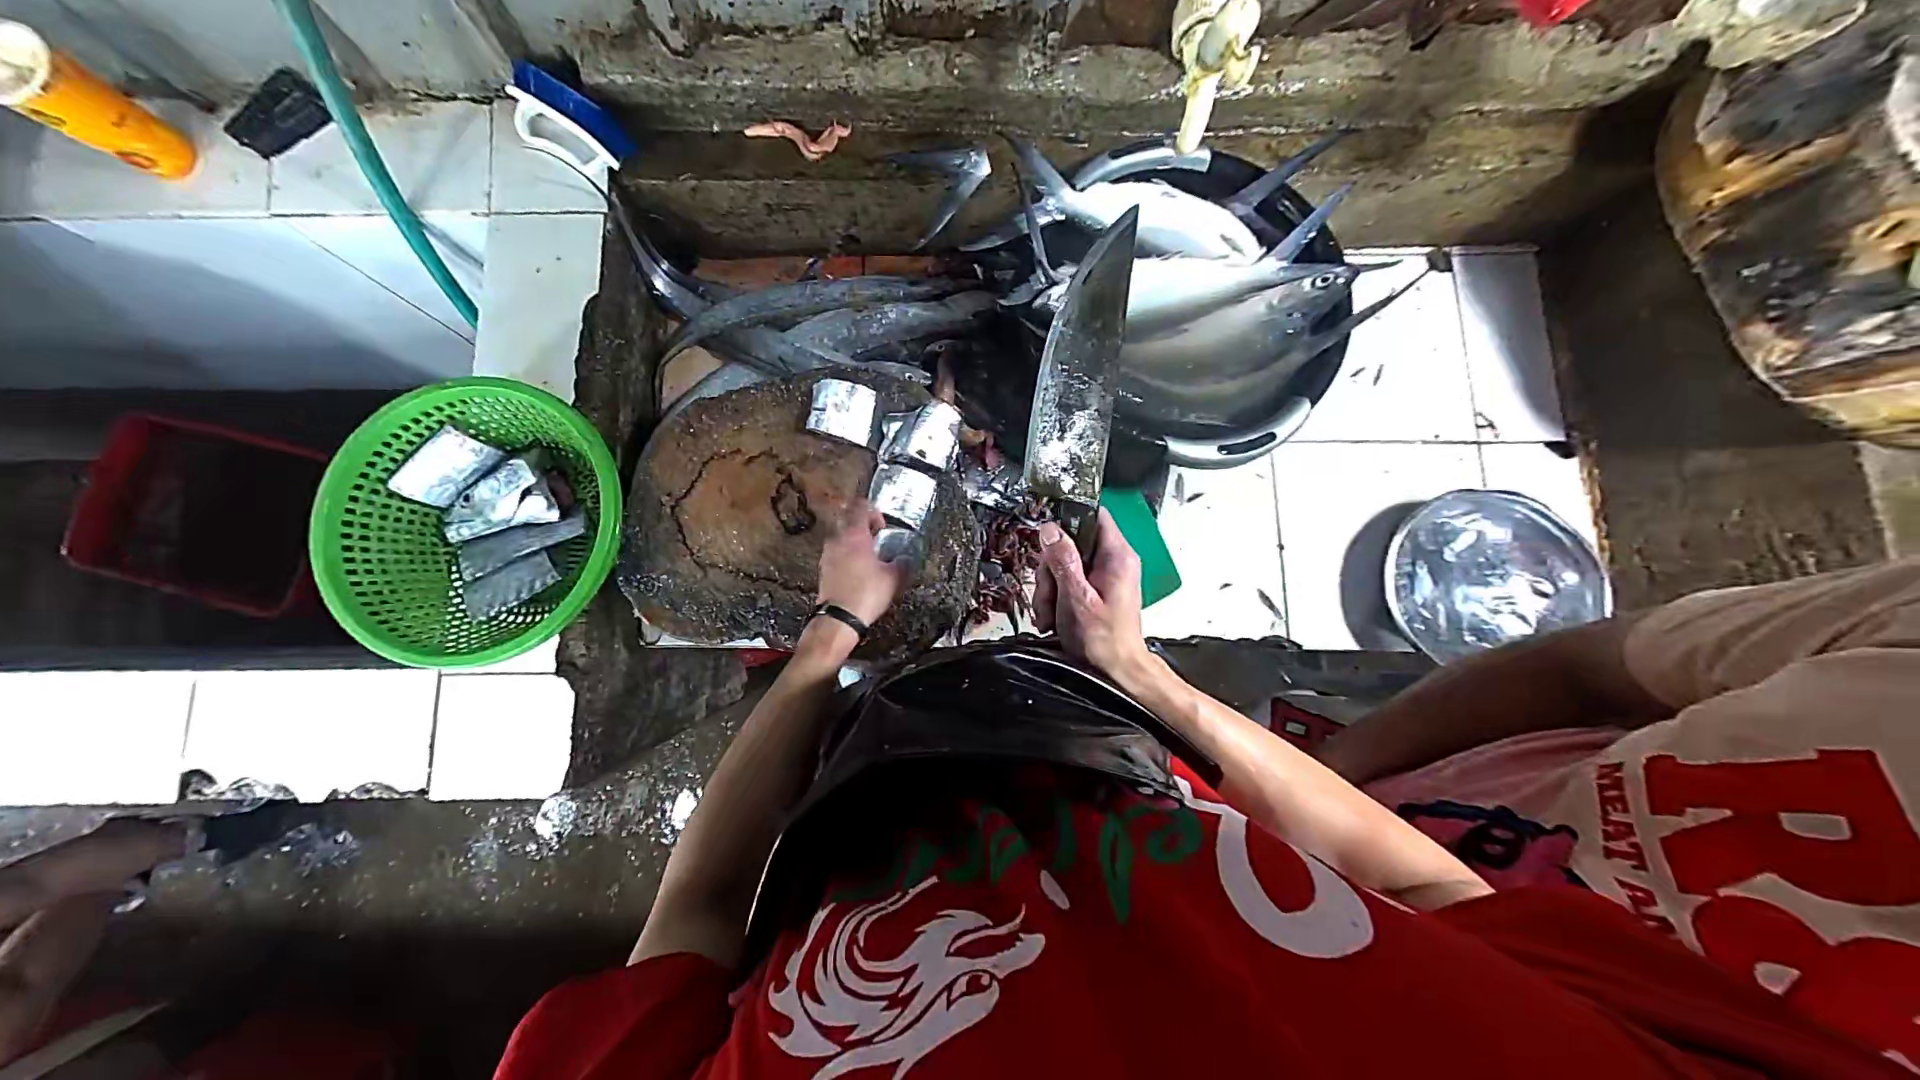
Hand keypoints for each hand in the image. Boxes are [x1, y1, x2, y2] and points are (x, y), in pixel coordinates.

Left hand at [816, 500, 907, 625]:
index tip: (883, 526)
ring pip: (841, 536)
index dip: (874, 512)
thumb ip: (901, 563)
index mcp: (854, 535)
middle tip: (877, 538)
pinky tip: (859, 570)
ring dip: (855, 540)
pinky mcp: (824, 568)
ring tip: (870, 556)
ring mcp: (827, 554)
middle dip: (864, 526)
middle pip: (848, 519)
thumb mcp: (893, 578)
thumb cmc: (866, 593)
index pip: (860, 507)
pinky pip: (836, 552)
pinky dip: (847, 554)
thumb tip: (905, 558)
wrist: (839, 618)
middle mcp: (837, 539)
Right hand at [1034, 508, 1156, 686]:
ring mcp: (1105, 576)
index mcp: (1117, 556)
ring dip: (1049, 589)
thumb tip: (1050, 530)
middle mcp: (1114, 561)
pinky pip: (1067, 582)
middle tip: (1049, 594)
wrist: (1116, 672)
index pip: (1094, 514)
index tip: (1049, 539)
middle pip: (1070, 543)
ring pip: (1064, 564)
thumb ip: (1063, 561)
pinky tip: (1054, 617)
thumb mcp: (1077, 598)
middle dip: (1050, 569)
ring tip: (1051, 613)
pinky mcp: (1095, 590)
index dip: (1068, 520)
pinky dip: (1056, 598)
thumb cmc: (1104, 641)